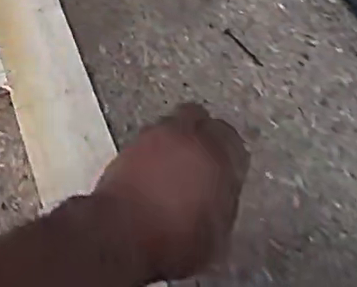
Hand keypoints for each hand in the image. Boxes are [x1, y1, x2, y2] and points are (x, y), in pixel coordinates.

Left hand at [92, 103, 248, 279]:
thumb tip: (222, 191)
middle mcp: (185, 134)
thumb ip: (224, 200)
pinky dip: (155, 149)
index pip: (231, 138)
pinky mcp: (131, 142)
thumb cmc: (174, 239)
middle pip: (198, 117)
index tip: (230, 168)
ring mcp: (154, 134)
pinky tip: (156, 171)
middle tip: (203, 158)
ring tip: (177, 166)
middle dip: (202, 132)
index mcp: (215, 154)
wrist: (124, 232)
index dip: (231, 154)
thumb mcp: (217, 234)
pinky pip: (150, 137)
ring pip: (172, 123)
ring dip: (176, 138)